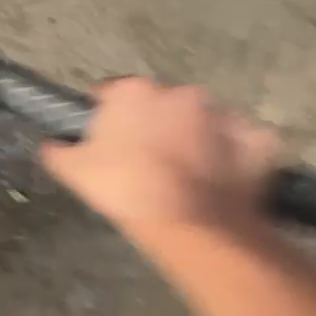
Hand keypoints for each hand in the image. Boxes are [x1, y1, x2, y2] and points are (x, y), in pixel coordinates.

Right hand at [39, 76, 280, 239]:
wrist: (193, 224)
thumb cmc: (124, 187)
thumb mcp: (70, 169)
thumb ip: (56, 148)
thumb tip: (54, 142)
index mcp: (133, 91)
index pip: (111, 91)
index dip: (104, 113)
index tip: (103, 136)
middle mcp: (181, 93)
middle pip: (161, 103)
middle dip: (153, 121)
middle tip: (142, 153)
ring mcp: (226, 115)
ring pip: (203, 119)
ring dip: (193, 133)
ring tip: (183, 166)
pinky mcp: (261, 141)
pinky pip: (242, 140)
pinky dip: (232, 151)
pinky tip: (219, 171)